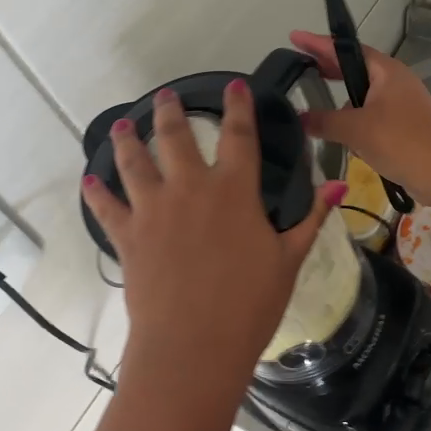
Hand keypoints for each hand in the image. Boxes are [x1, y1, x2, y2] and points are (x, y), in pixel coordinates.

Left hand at [81, 81, 346, 397]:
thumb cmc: (250, 305)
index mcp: (234, 190)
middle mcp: (190, 188)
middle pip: (176, 137)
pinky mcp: (127, 238)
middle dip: (171, 111)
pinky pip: (107, 207)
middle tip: (165, 95)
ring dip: (128, 140)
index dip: (238, 106)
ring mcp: (153, 211)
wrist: (194, 346)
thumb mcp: (289, 260)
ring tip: (123, 124)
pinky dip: (98, 192)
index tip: (234, 84)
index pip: (238, 135)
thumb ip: (311, 218)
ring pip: (134, 162)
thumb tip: (339, 184)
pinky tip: (90, 179)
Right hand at [288, 31, 430, 205]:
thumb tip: (299, 118)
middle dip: (329, 69)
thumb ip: (324, 121)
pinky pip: (373, 115)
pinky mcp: (406, 126)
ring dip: (342, 98)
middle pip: (356, 69)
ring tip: (315, 103)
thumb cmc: (401, 142)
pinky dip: (355, 118)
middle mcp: (396, 81)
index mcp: (386, 71)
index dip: (319, 43)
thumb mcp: (355, 130)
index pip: (347, 50)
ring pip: (364, 94)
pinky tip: (340, 132)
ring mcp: (403, 104)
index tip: (295, 37)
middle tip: (300, 69)